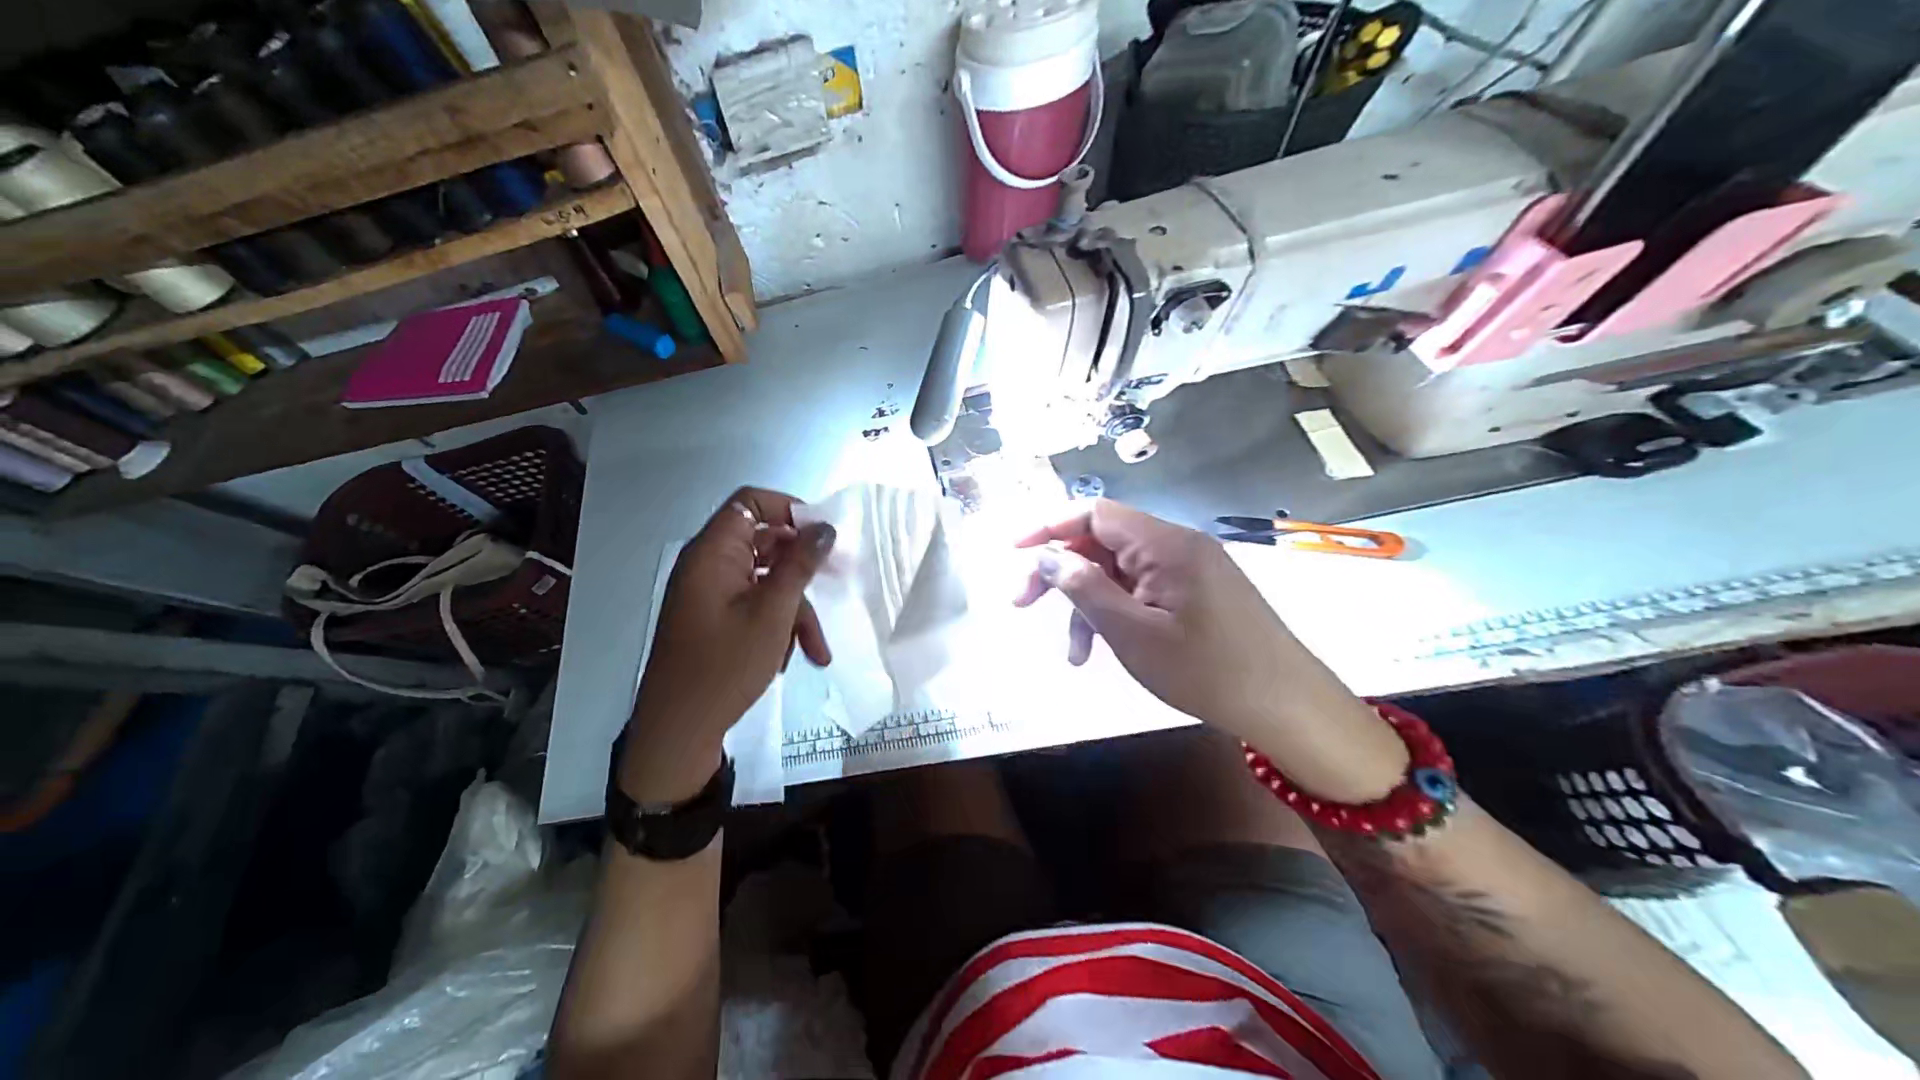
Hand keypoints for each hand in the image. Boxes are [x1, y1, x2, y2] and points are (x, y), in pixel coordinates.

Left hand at [622, 488, 835, 801]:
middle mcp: (708, 566)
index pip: (750, 502)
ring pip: (765, 583)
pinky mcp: (713, 621)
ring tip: (817, 651)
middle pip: (765, 545)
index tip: (822, 535)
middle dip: (802, 571)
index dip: (789, 509)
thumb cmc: (725, 664)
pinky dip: (777, 627)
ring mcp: (709, 595)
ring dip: (795, 611)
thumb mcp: (773, 612)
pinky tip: (793, 660)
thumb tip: (824, 527)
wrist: (678, 731)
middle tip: (836, 584)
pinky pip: (753, 607)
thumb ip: (800, 564)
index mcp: (713, 552)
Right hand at [1014, 499, 1405, 802]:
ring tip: (1076, 657)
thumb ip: (1084, 589)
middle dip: (1061, 573)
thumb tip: (1047, 555)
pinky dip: (1118, 615)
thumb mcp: (1132, 633)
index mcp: (1164, 544)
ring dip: (1089, 606)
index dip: (1049, 526)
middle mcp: (1177, 546)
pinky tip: (1107, 652)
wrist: (1287, 706)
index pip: (1094, 513)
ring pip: (1120, 574)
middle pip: (1103, 543)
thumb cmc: (1206, 670)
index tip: (1014, 552)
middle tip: (1022, 605)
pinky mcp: (1199, 593)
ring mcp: (1191, 570)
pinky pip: (1144, 591)